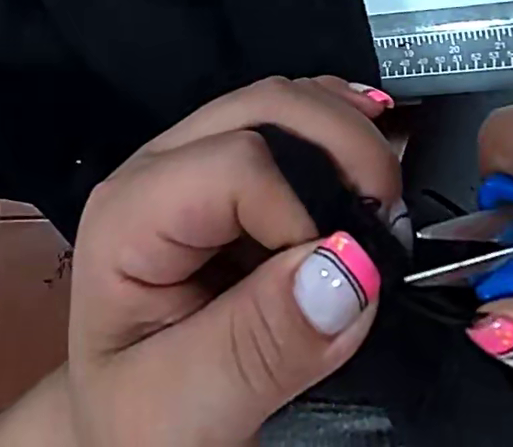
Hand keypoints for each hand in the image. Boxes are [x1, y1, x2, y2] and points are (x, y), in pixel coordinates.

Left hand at [0, 75, 401, 446]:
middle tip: (388, 213)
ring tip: (385, 182)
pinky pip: (285, 113)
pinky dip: (335, 117)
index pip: (236, 165)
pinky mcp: (223, 162)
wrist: (124, 416)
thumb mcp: (186, 408)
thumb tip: (349, 264)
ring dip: (344, 125)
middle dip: (341, 143)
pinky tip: (368, 135)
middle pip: (262, 106)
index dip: (303, 213)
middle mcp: (158, 164)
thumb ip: (262, 345)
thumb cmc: (140, 417)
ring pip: (278, 98)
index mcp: (131, 215)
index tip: (343, 280)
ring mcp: (191, 154)